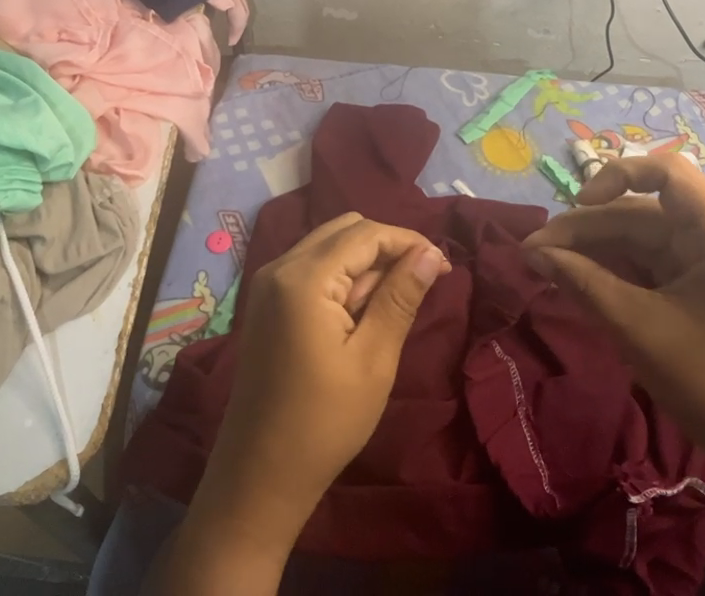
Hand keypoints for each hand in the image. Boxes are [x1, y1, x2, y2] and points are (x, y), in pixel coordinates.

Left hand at [154, 213, 447, 593]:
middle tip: (420, 283)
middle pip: (344, 230)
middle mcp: (279, 267)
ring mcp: (267, 284)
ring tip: (392, 305)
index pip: (365, 233)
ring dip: (365, 263)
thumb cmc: (325, 422)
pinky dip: (342, 277)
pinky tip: (360, 312)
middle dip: (387, 247)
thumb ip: (400, 297)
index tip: (444, 268)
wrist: (261, 473)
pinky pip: (311, 268)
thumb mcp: (374, 359)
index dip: (408, 241)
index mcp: (303, 278)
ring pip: (328, 246)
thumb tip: (429, 252)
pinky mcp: (266, 303)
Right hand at [521, 153, 704, 488]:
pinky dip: (621, 270)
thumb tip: (532, 251)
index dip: (615, 176)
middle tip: (536, 251)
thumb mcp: (636, 328)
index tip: (577, 206)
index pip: (667, 173)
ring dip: (599, 251)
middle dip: (590, 229)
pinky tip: (581, 280)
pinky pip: (659, 264)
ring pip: (648, 239)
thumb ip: (581, 281)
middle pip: (647, 212)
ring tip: (548, 266)